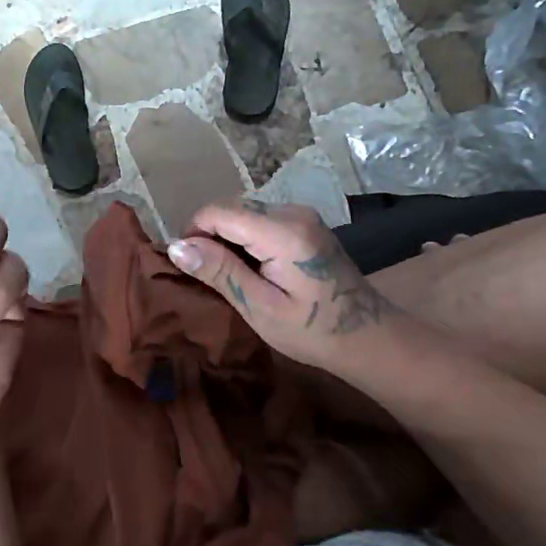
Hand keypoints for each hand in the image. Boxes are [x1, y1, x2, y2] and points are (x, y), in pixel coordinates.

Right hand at [167, 199, 396, 373]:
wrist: (370, 336)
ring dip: (226, 239)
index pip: (217, 212)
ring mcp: (301, 214)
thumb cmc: (314, 330)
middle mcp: (292, 212)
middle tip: (210, 277)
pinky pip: (259, 219)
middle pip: (229, 209)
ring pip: (241, 213)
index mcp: (282, 232)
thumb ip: (219, 271)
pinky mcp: (304, 222)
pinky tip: (252, 269)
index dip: (194, 234)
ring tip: (231, 276)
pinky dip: (244, 239)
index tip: (191, 268)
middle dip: (209, 237)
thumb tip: (175, 247)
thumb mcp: (259, 307)